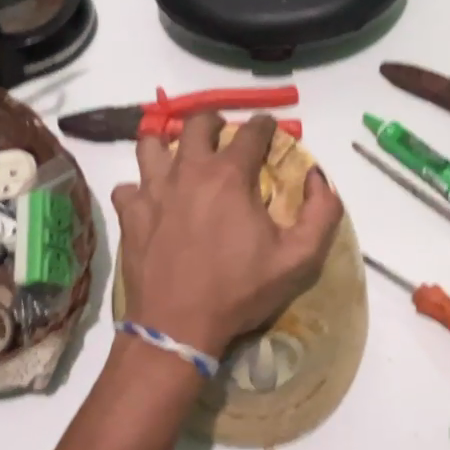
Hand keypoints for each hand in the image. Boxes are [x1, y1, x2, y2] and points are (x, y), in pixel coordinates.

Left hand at [112, 112, 343, 356]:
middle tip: (222, 136)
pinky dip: (138, 188)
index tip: (269, 129)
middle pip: (197, 124)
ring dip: (168, 145)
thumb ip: (321, 212)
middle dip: (214, 123)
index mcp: (230, 175)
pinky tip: (150, 200)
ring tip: (180, 159)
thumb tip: (317, 177)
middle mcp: (188, 170)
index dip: (265, 126)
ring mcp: (152, 189)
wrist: (177, 326)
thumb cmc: (239, 292)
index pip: (251, 131)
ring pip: (152, 144)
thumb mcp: (298, 260)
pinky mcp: (129, 212)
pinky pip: (128, 185)